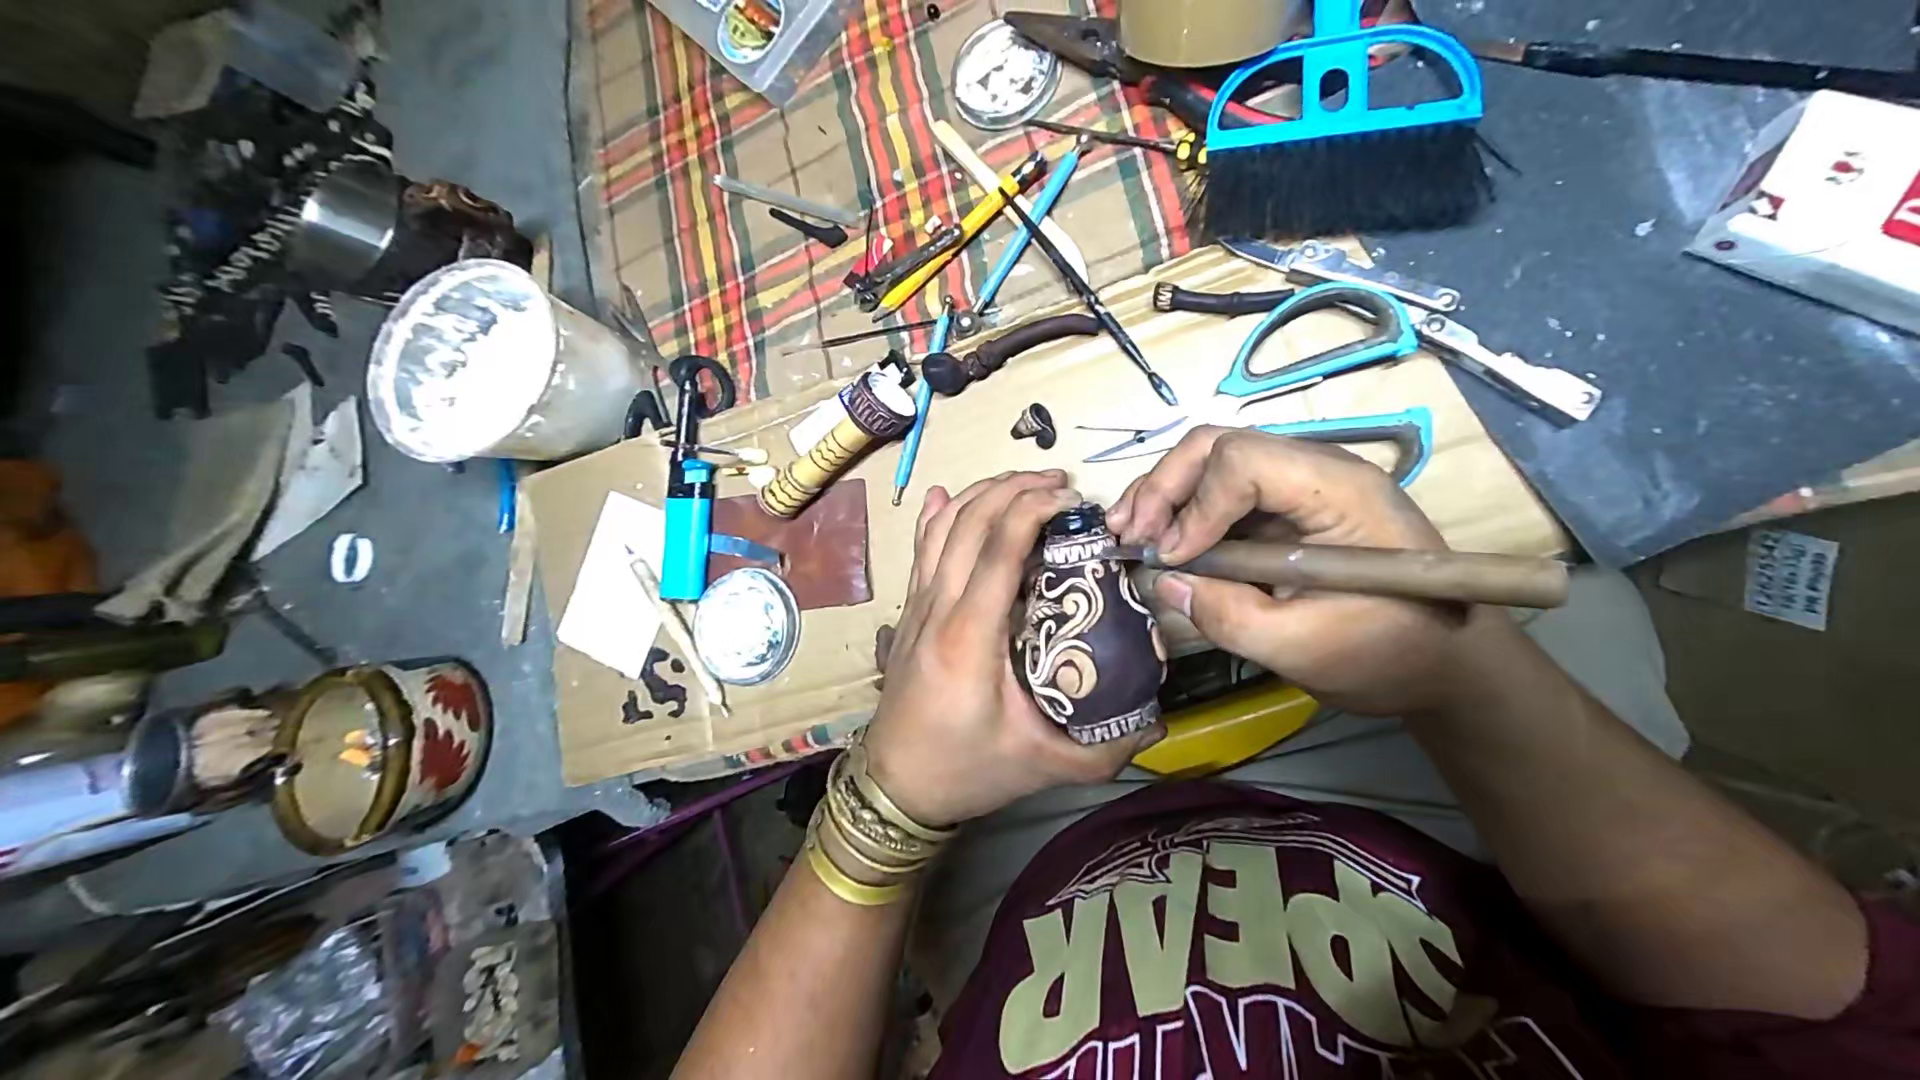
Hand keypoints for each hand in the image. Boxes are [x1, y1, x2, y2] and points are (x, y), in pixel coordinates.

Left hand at [864, 472, 1163, 826]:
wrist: (895, 785)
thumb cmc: (968, 770)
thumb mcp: (1045, 766)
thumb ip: (1107, 748)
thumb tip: (1158, 722)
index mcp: (969, 638)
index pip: (998, 548)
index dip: (1033, 509)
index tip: (1071, 499)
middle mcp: (938, 608)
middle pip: (969, 524)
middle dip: (1014, 489)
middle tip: (1060, 484)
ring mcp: (918, 606)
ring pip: (942, 527)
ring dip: (981, 495)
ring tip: (1024, 484)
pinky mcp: (910, 612)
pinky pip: (919, 549)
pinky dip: (934, 516)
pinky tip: (943, 494)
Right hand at [1107, 428, 1498, 716]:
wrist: (1445, 661)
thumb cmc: (1391, 655)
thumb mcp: (1306, 650)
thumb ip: (1229, 617)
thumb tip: (1163, 581)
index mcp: (1338, 492)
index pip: (1244, 462)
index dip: (1195, 506)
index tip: (1171, 558)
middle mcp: (1314, 471)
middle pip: (1216, 446)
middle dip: (1163, 487)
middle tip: (1128, 534)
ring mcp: (1295, 487)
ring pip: (1208, 462)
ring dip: (1160, 494)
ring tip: (1126, 533)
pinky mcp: (1279, 510)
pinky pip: (1216, 493)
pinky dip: (1177, 513)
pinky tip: (1153, 539)